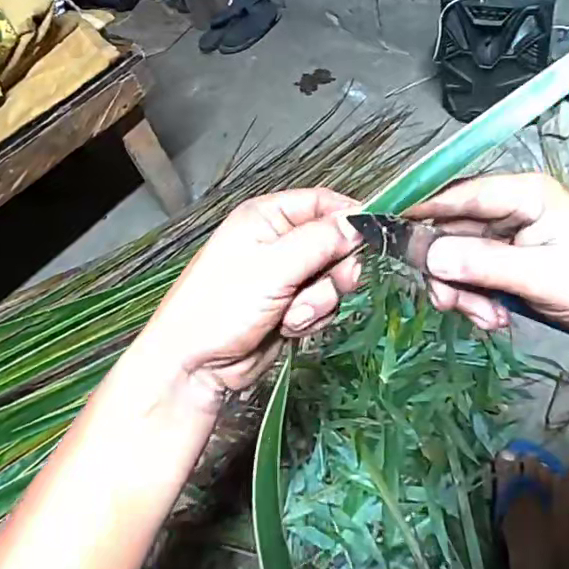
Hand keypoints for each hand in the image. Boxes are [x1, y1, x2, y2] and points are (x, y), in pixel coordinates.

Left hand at [135, 188, 363, 409]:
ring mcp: (285, 274)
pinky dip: (312, 316)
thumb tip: (360, 222)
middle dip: (336, 268)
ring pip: (331, 277)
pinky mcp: (290, 304)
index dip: (350, 218)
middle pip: (335, 241)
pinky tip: (289, 326)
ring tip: (292, 313)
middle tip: (336, 283)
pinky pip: (323, 303)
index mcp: (267, 216)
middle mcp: (278, 240)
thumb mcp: (273, 267)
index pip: (322, 202)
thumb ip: (320, 241)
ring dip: (320, 299)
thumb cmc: (221, 307)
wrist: (194, 366)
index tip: (375, 236)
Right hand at [407, 173, 568, 343]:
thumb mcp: (542, 276)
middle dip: (448, 270)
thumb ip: (483, 264)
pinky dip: (475, 297)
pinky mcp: (508, 258)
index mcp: (524, 194)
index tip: (389, 231)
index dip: (422, 211)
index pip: (460, 194)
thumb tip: (427, 256)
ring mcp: (508, 234)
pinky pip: (473, 273)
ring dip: (463, 290)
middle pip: (453, 230)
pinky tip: (493, 318)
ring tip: (487, 318)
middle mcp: (511, 207)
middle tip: (450, 303)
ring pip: (459, 256)